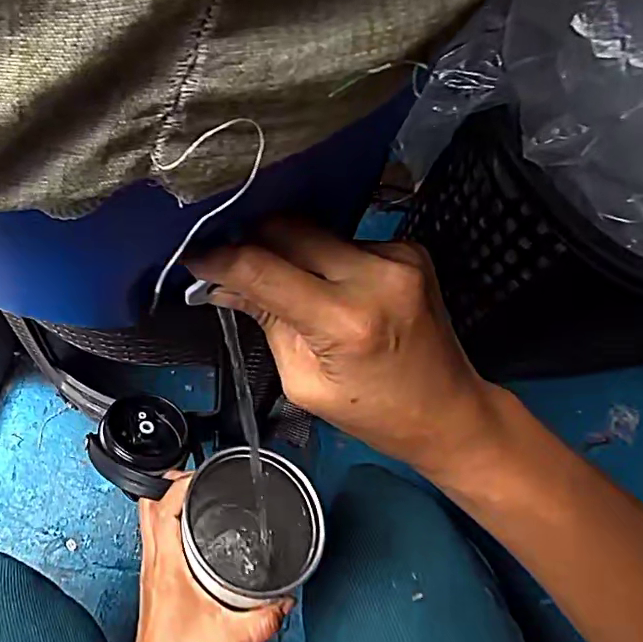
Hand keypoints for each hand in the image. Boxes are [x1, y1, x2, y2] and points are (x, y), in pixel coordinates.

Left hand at [120, 476, 289, 641]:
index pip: (162, 508)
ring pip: (146, 522)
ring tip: (194, 496)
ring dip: (164, 502)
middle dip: (167, 484)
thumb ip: (265, 618)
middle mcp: (152, 564)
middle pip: (146, 507)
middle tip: (196, 477)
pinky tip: (189, 532)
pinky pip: (152, 539)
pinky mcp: (152, 584)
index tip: (201, 472)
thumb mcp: (232, 639)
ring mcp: (148, 573)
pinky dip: (165, 523)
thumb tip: (286, 598)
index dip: (179, 483)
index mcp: (166, 567)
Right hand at [185, 219, 510, 478]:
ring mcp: (397, 255)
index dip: (219, 259)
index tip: (193, 257)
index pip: (262, 269)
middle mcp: (375, 275)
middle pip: (287, 229)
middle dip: (250, 241)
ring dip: (286, 248)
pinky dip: (321, 256)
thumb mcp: (303, 381)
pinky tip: (325, 283)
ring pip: (314, 230)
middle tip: (229, 262)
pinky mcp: (408, 248)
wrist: (449, 411)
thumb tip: (222, 285)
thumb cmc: (373, 413)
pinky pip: (343, 239)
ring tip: (279, 279)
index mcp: (345, 321)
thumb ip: (266, 322)